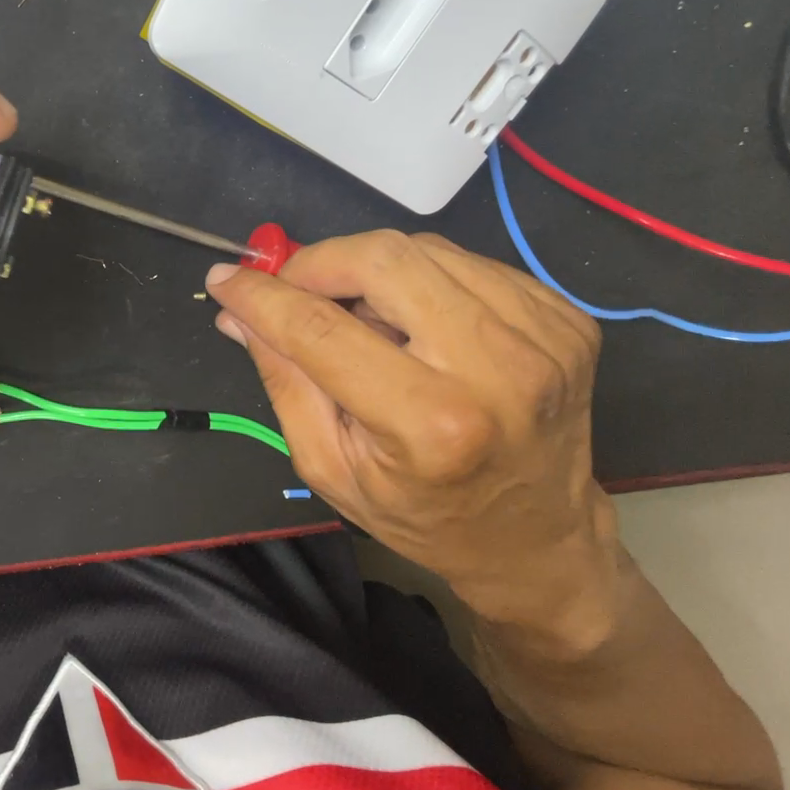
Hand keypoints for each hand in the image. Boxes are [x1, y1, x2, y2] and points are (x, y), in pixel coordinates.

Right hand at [205, 232, 616, 620]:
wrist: (535, 538)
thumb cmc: (419, 515)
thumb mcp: (329, 467)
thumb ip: (284, 382)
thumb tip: (238, 314)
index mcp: (429, 423)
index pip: (322, 330)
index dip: (262, 297)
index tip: (225, 280)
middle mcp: (495, 367)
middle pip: (385, 259)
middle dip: (318, 262)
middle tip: (290, 288)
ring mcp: (540, 335)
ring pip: (425, 250)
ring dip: (368, 271)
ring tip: (355, 315)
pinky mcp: (564, 316)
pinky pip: (466, 264)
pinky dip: (420, 280)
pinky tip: (411, 322)